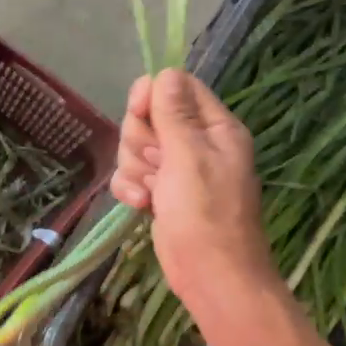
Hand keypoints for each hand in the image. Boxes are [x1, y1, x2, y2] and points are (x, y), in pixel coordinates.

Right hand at [109, 69, 278, 312]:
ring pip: (134, 146)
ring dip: (134, 168)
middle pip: (147, 116)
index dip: (152, 97)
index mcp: (215, 128)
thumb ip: (174, 112)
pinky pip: (129, 174)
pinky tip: (141, 205)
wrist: (210, 274)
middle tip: (156, 163)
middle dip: (140, 140)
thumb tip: (165, 71)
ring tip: (152, 192)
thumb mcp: (189, 155)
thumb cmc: (206, 212)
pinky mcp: (159, 191)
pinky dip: (130, 188)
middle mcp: (196, 143)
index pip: (176, 87)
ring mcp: (176, 168)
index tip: (143, 114)